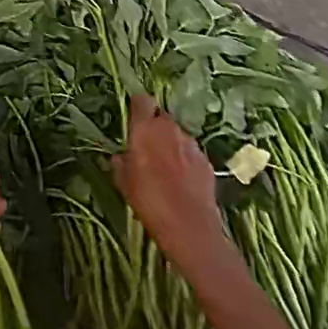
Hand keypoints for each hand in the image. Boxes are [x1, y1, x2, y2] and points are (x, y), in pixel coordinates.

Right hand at [114, 95, 224, 262]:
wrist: (190, 228)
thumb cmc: (149, 200)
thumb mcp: (124, 182)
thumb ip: (121, 162)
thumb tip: (121, 156)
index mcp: (145, 128)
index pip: (142, 100)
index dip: (138, 105)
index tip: (135, 116)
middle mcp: (169, 129)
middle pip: (161, 118)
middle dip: (155, 129)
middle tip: (149, 149)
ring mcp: (191, 144)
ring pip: (178, 135)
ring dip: (172, 145)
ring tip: (167, 169)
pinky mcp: (206, 161)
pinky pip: (192, 153)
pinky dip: (186, 160)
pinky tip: (183, 180)